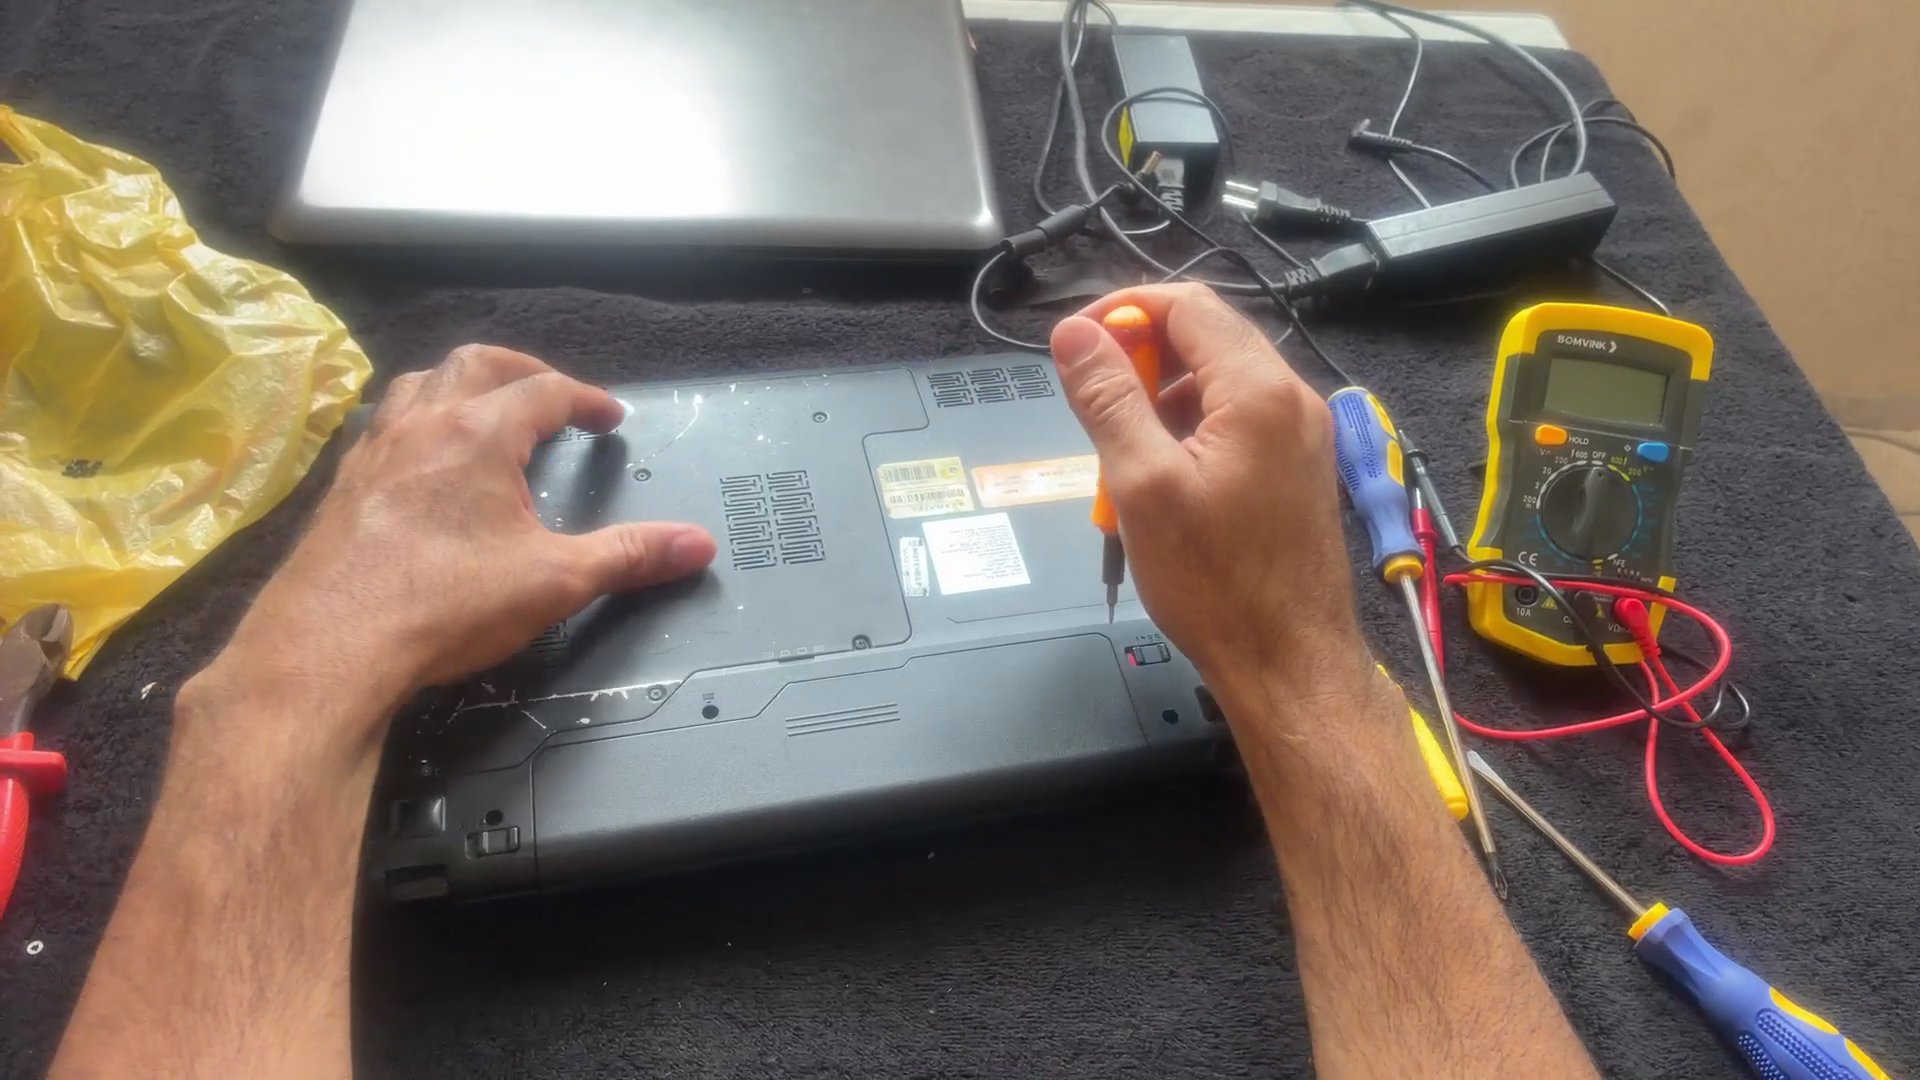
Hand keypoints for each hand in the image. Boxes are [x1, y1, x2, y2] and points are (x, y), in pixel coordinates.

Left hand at [220, 345, 717, 712]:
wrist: (325, 655)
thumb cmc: (447, 606)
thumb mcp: (558, 580)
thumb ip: (632, 555)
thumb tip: (700, 544)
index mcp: (478, 437)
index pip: (543, 391)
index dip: (585, 399)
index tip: (609, 417)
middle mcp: (421, 429)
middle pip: (475, 365)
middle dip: (525, 371)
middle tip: (555, 396)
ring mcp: (373, 455)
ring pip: (420, 386)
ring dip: (465, 387)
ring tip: (493, 415)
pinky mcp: (342, 490)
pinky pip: (387, 427)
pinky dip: (424, 423)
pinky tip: (432, 466)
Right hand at [1051, 285, 1370, 709]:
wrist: (1286, 663)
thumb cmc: (1214, 583)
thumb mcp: (1142, 484)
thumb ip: (1107, 399)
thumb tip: (1073, 334)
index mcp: (1259, 391)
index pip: (1187, 306)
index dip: (1124, 310)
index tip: (1077, 344)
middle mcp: (1290, 400)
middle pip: (1204, 342)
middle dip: (1139, 363)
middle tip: (1096, 412)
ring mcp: (1298, 436)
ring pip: (1214, 387)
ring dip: (1159, 405)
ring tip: (1123, 460)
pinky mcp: (1293, 470)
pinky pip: (1231, 426)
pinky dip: (1186, 436)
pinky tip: (1160, 483)